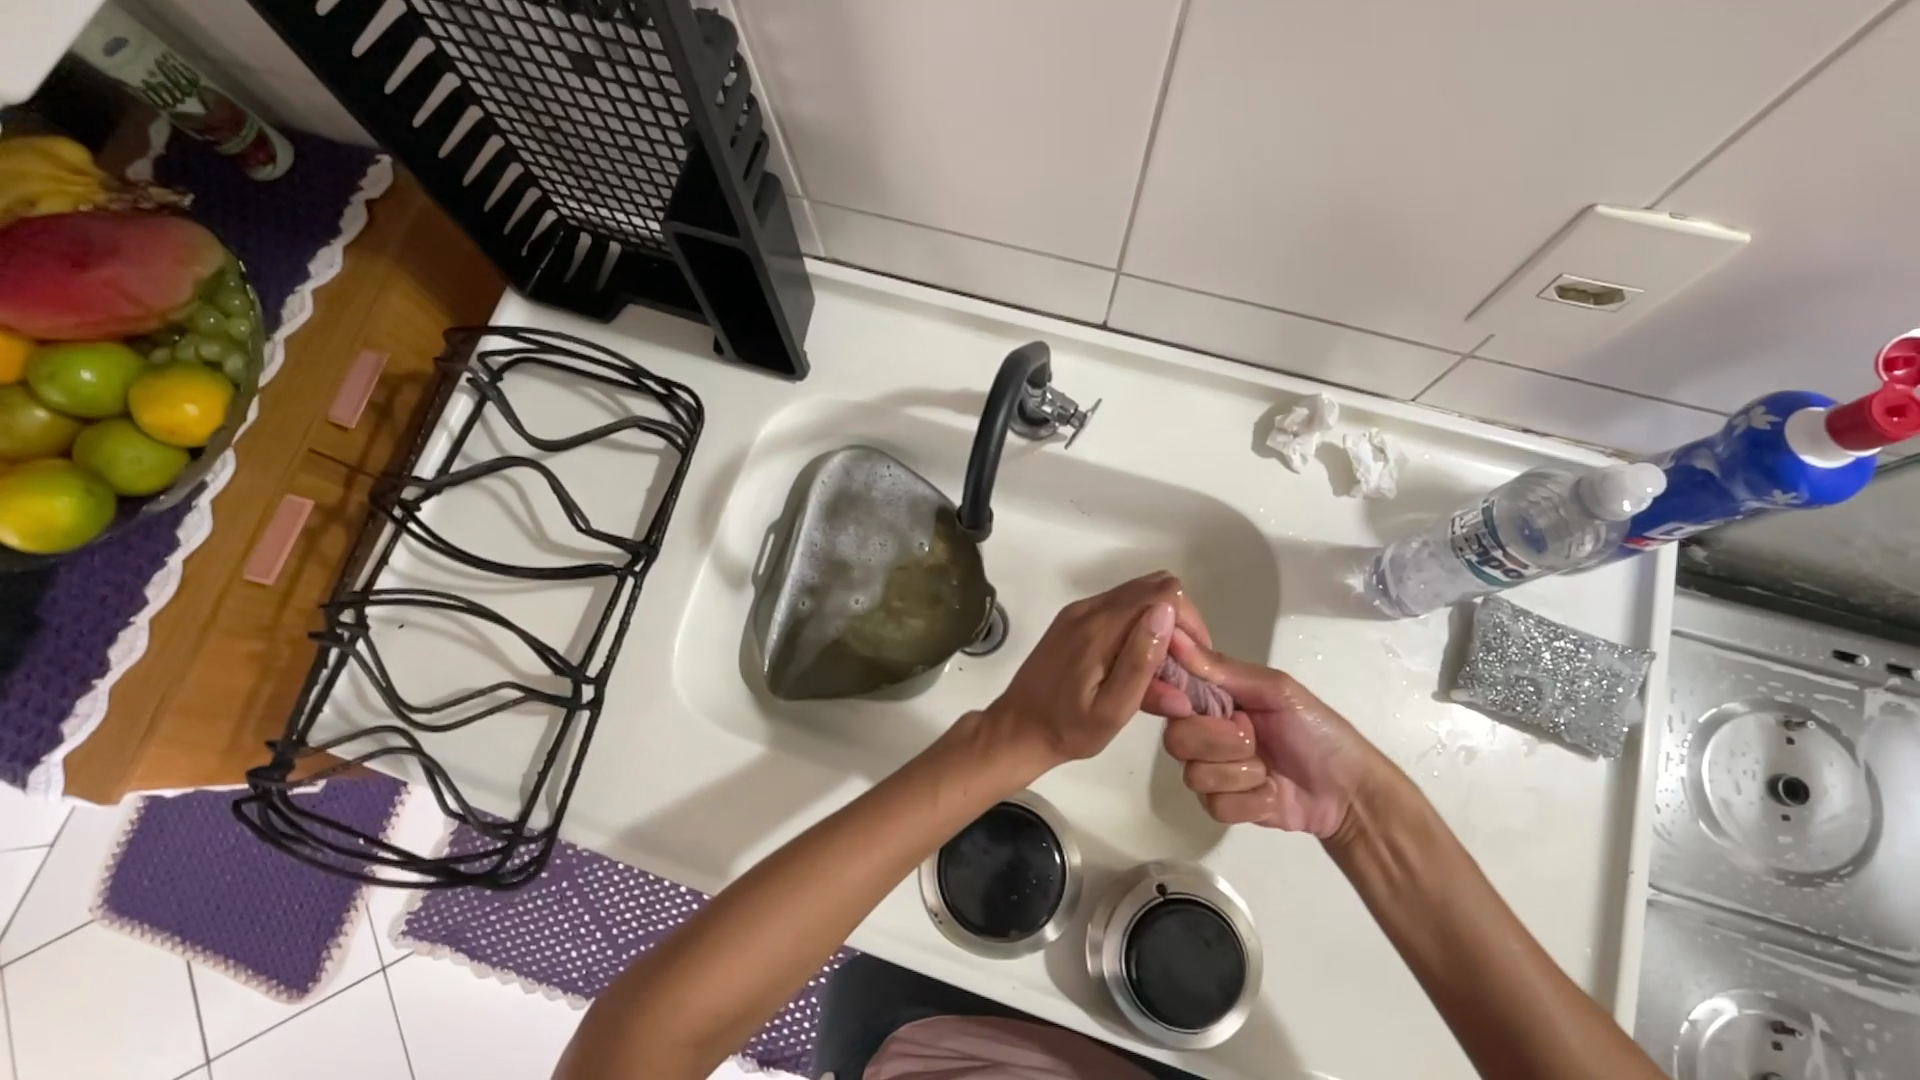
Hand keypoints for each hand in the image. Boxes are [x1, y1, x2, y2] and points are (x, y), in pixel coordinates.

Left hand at [981, 572, 1201, 776]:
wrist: (1019, 729)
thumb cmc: (1069, 730)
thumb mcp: (1113, 710)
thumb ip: (1141, 662)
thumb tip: (1167, 614)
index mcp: (1098, 628)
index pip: (1162, 592)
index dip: (1187, 619)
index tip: (1192, 658)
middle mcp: (1087, 610)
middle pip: (1152, 587)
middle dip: (1178, 621)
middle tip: (1181, 666)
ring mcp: (1078, 613)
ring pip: (1137, 596)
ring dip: (1159, 625)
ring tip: (1162, 671)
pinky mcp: (1073, 621)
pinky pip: (1119, 609)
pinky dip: (1138, 628)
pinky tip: (1137, 665)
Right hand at [1152, 630, 1390, 840]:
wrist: (1349, 790)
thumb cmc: (1317, 730)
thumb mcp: (1275, 690)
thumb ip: (1221, 669)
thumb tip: (1174, 636)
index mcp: (1213, 700)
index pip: (1169, 695)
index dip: (1172, 701)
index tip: (1191, 705)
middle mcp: (1204, 734)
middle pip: (1176, 740)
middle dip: (1219, 742)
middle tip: (1252, 737)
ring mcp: (1212, 772)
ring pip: (1194, 775)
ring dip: (1241, 772)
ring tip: (1269, 769)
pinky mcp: (1224, 806)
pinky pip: (1215, 805)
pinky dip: (1250, 800)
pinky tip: (1272, 792)